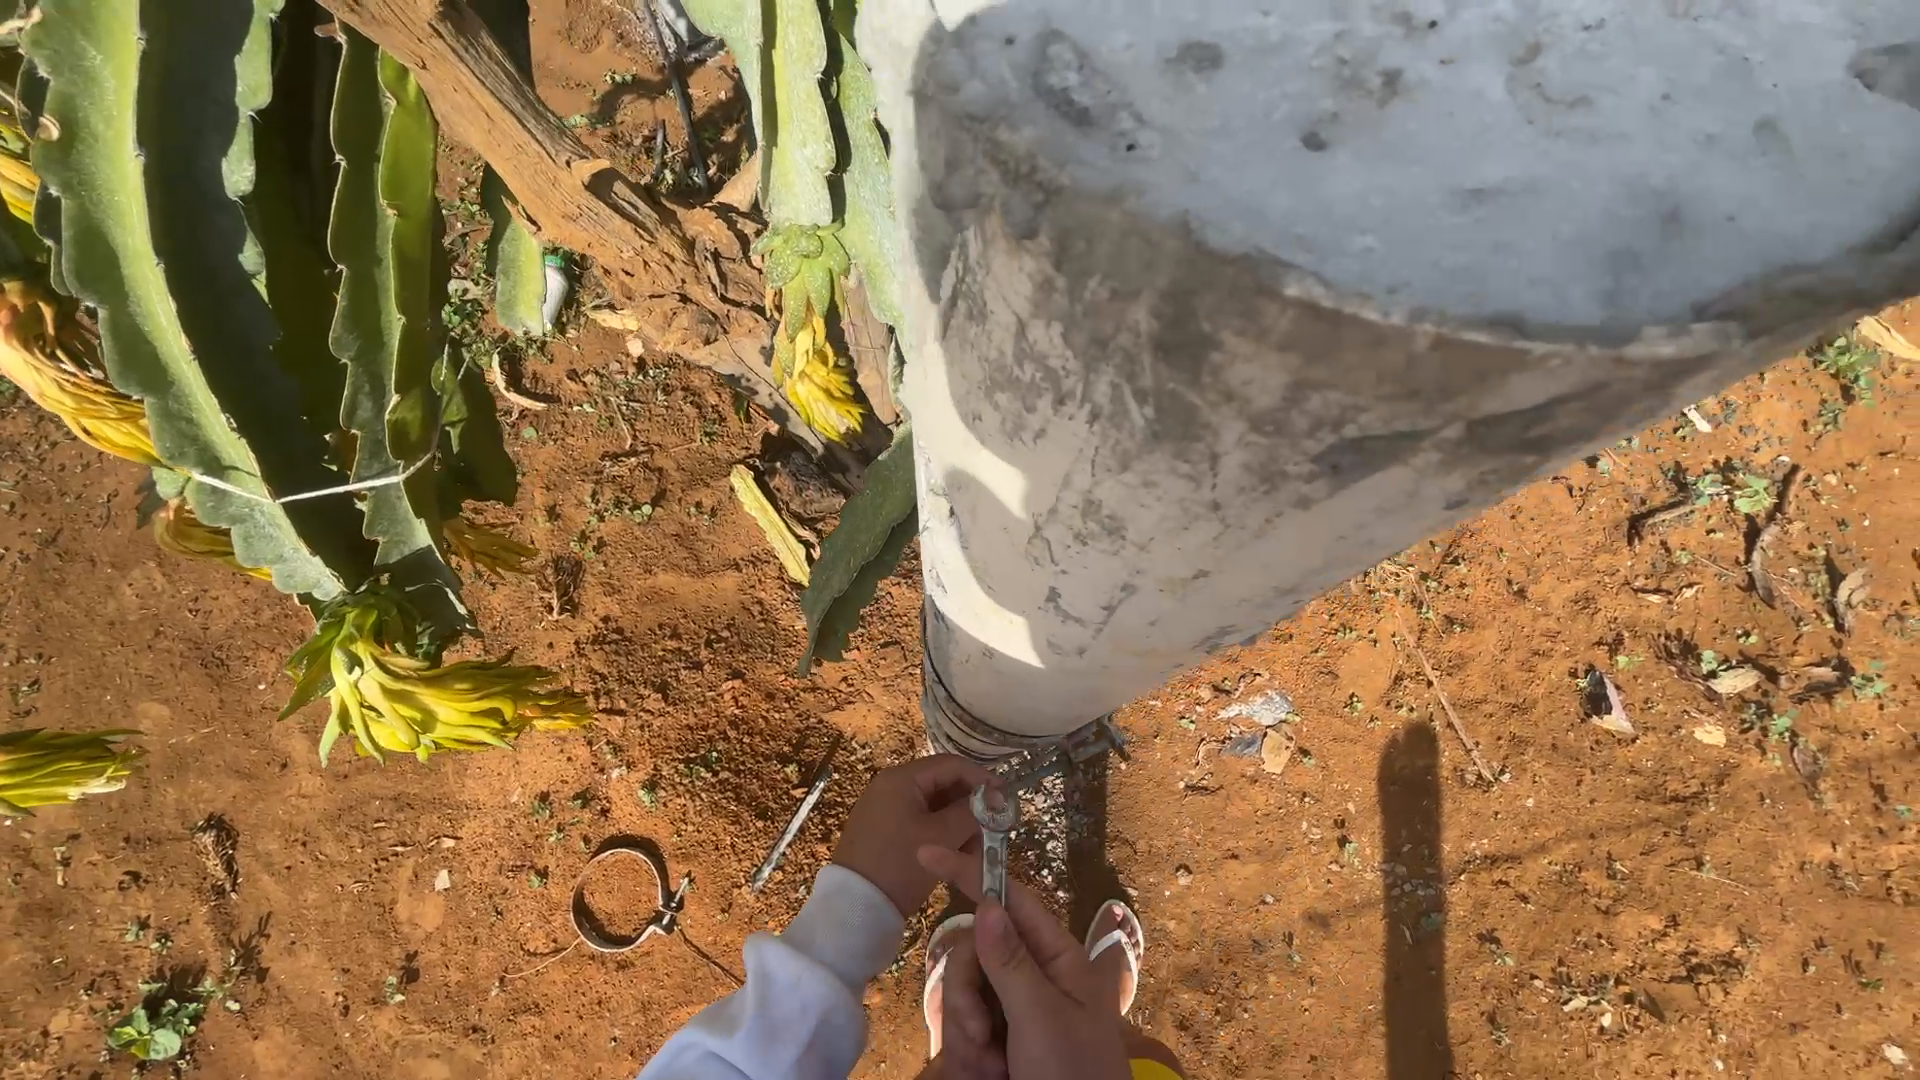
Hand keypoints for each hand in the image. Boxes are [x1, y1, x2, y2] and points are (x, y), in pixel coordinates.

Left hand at [831, 754, 989, 916]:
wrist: (853, 909)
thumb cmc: (899, 865)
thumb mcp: (942, 837)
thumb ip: (972, 812)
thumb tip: (997, 797)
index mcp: (901, 779)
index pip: (951, 764)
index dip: (982, 778)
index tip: (1007, 797)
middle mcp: (891, 786)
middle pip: (943, 784)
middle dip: (971, 806)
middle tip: (994, 829)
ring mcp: (885, 808)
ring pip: (934, 806)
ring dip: (958, 823)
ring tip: (976, 849)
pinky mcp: (884, 830)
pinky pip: (921, 822)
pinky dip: (941, 834)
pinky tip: (956, 853)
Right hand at [918, 845, 1130, 1079]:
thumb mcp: (1042, 1023)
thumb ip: (1011, 963)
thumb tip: (989, 903)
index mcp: (1059, 958)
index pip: (1010, 898)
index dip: (969, 872)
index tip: (925, 853)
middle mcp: (1035, 974)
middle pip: (976, 950)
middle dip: (966, 993)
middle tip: (979, 1039)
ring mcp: (1016, 1008)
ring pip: (965, 990)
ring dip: (967, 1034)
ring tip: (990, 1071)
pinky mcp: (1000, 1039)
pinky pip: (965, 1026)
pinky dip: (968, 1053)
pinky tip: (989, 1077)